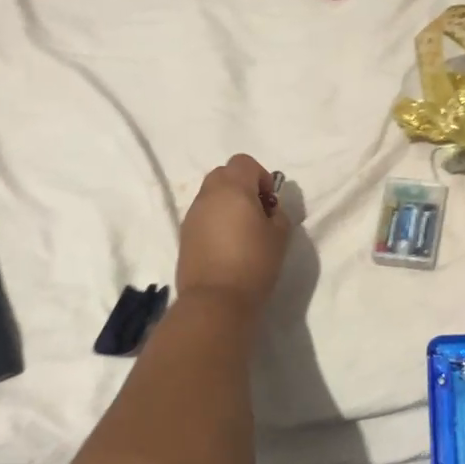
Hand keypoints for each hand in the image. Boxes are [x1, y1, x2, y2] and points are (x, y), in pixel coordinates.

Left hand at [175, 154, 289, 314]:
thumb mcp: (280, 236)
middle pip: (224, 174)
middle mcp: (207, 195)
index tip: (269, 201)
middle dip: (242, 187)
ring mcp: (192, 215)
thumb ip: (277, 214)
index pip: (244, 162)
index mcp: (233, 188)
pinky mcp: (184, 235)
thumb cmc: (254, 264)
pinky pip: (203, 216)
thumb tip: (267, 209)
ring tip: (242, 234)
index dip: (261, 176)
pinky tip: (227, 248)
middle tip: (257, 214)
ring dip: (227, 205)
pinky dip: (215, 221)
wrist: (216, 300)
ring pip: (211, 196)